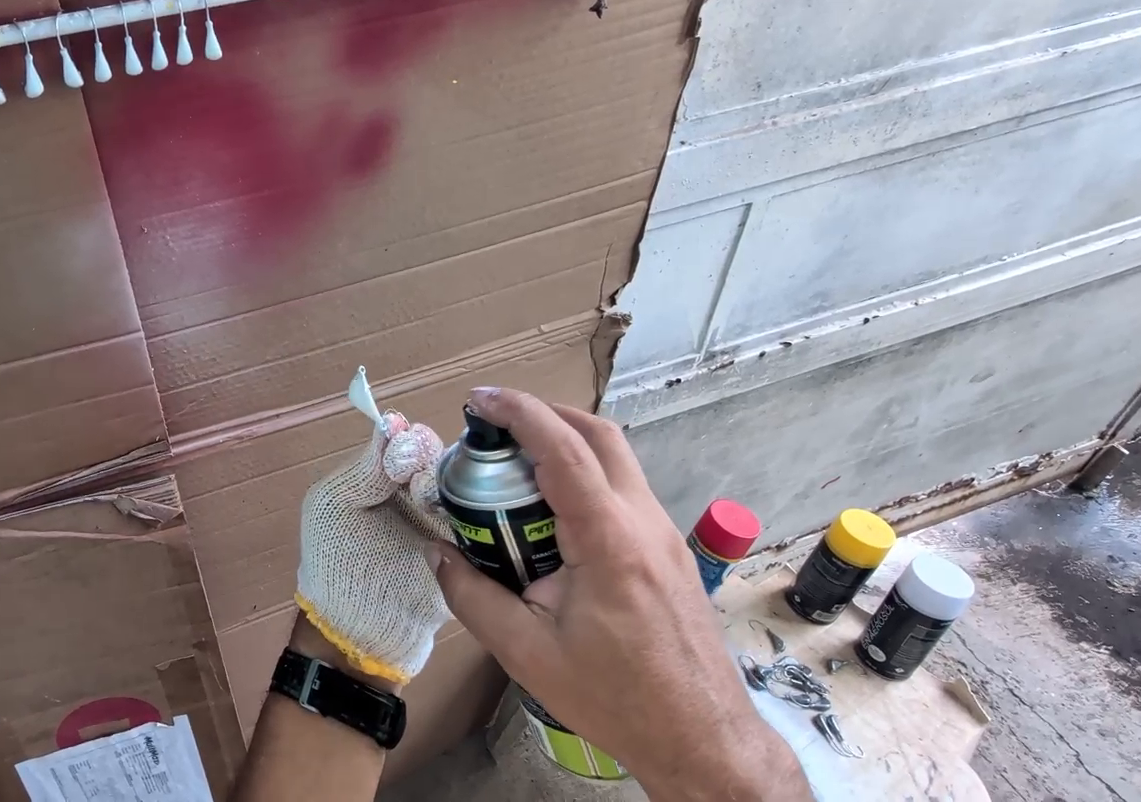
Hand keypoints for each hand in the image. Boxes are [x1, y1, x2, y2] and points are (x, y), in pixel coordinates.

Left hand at [295, 412, 452, 684]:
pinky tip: (460, 516)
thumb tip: (391, 422)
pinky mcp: (466, 553)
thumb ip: (363, 467)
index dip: (408, 439)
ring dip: (448, 484)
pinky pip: (478, 524)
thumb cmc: (334, 563)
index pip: (406, 442)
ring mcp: (442, 524)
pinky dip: (473, 515)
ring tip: (427, 496)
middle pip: (438, 460)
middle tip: (417, 474)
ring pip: (460, 488)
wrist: (356, 632)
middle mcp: (414, 495)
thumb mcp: (332, 505)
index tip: (402, 444)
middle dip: (430, 458)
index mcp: (381, 478)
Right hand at [432, 388, 809, 799]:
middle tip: (495, 423)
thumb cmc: (617, 699)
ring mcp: (664, 533)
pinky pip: (623, 487)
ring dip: (565, 441)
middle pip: (599, 434)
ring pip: (616, 457)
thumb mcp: (527, 653)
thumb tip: (436, 552)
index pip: (564, 450)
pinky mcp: (669, 548)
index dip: (519, 413)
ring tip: (516, 462)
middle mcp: (643, 523)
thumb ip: (472, 596)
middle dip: (544, 413)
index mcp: (609, 542)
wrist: (705, 741)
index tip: (479, 400)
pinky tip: (552, 510)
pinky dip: (583, 472)